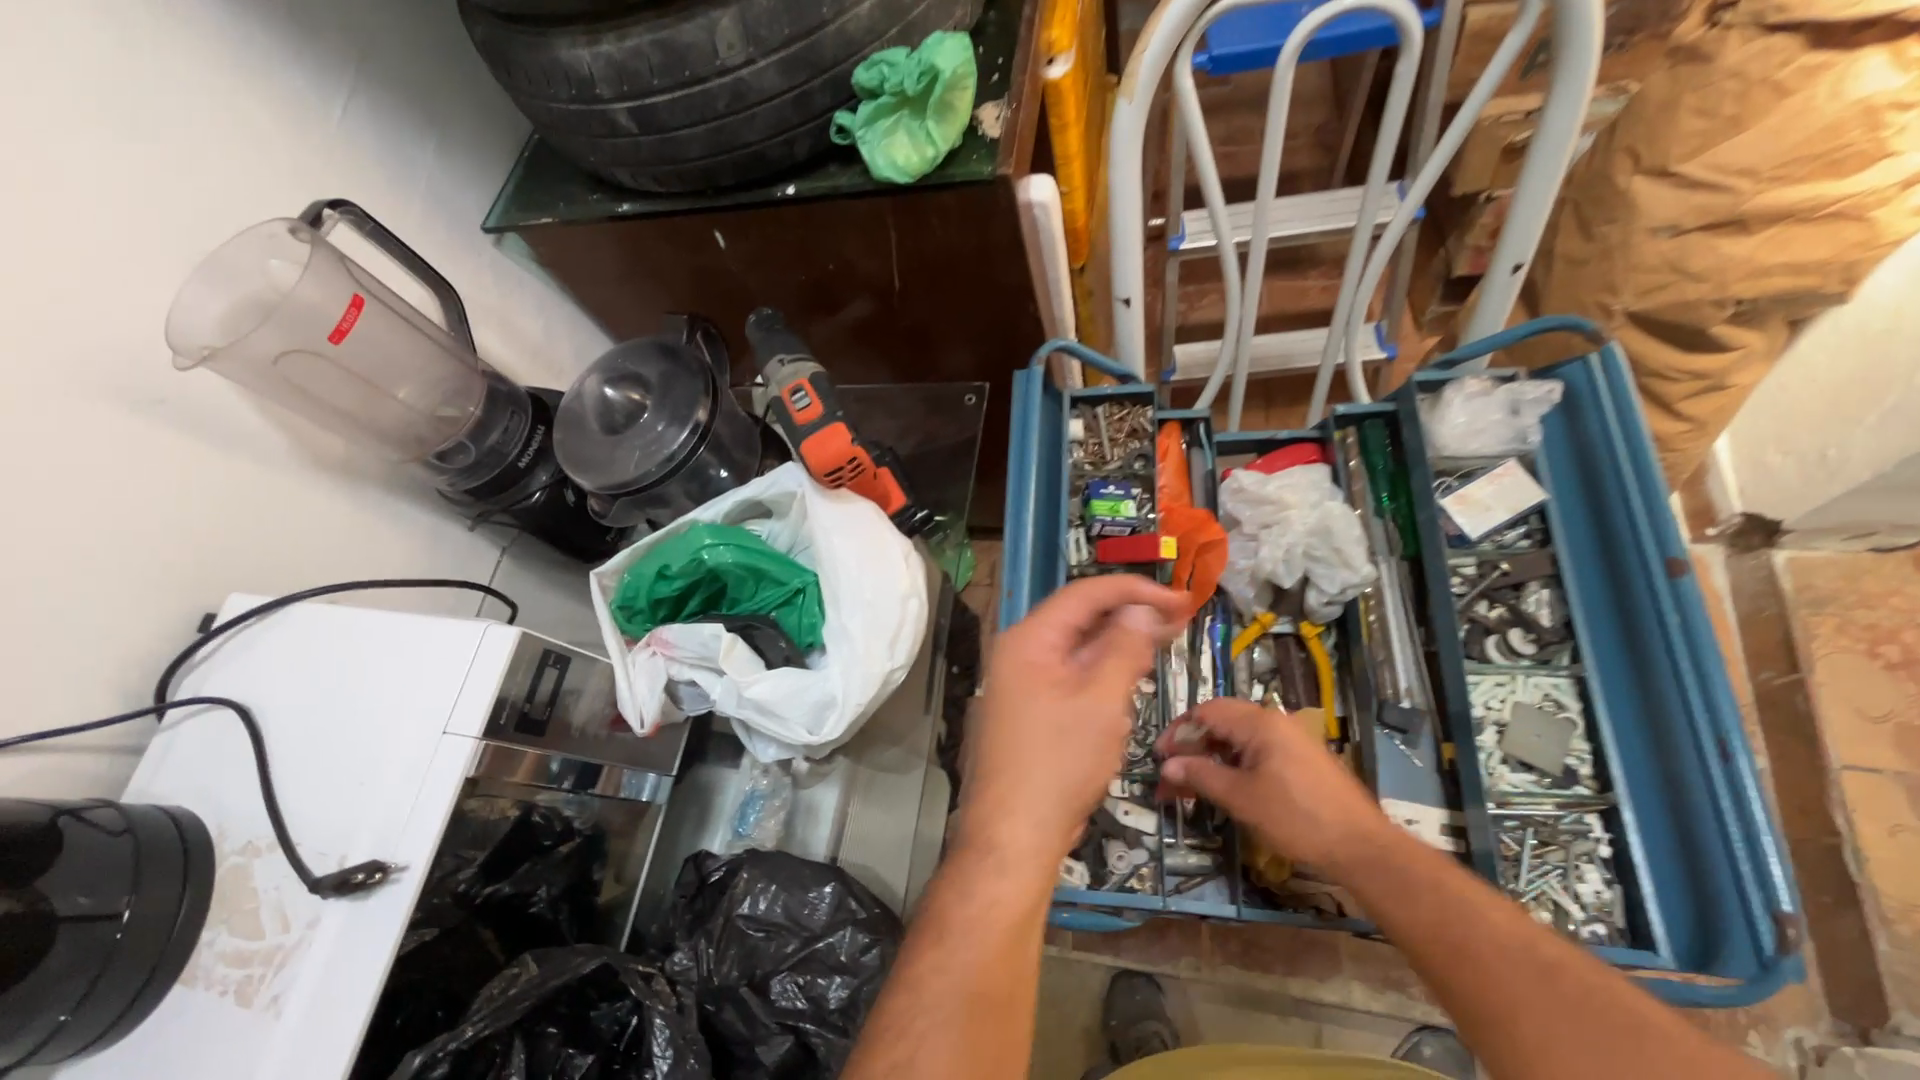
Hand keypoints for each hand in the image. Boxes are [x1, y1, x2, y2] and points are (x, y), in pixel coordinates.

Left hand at [954, 575, 1185, 866]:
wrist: (1014, 835)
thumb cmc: (1059, 764)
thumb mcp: (1102, 700)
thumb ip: (1125, 647)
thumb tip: (1143, 608)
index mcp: (1029, 639)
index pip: (1085, 593)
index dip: (1136, 591)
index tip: (1181, 599)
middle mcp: (1019, 653)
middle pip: (1080, 619)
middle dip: (1130, 617)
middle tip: (1180, 620)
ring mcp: (1021, 685)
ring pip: (1077, 651)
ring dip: (1119, 646)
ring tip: (1163, 644)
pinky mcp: (1030, 712)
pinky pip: (1071, 679)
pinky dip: (1102, 675)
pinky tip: (1130, 682)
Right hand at [1156, 698, 1396, 875]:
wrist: (1360, 846)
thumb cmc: (1296, 817)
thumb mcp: (1241, 798)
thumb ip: (1201, 776)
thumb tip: (1167, 766)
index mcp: (1259, 723)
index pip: (1206, 712)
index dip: (1178, 732)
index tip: (1159, 758)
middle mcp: (1275, 723)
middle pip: (1221, 723)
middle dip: (1191, 748)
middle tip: (1170, 777)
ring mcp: (1290, 741)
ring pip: (1238, 741)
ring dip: (1210, 760)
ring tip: (1190, 789)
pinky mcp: (1300, 761)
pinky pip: (1256, 753)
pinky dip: (1233, 767)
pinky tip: (1223, 789)